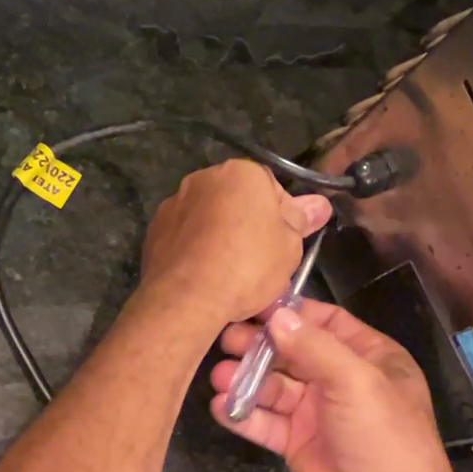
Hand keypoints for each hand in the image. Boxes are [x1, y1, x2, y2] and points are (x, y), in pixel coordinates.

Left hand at [137, 159, 332, 326]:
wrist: (186, 298)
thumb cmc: (246, 267)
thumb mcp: (288, 247)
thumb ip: (300, 221)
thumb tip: (320, 205)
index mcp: (241, 173)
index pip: (270, 187)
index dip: (281, 219)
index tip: (282, 247)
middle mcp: (202, 179)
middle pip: (235, 202)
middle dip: (247, 227)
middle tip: (257, 264)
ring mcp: (173, 205)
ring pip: (207, 221)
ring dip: (218, 239)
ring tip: (227, 276)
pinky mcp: (152, 234)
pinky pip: (184, 240)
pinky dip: (194, 253)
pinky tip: (203, 279)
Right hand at [210, 299, 459, 471]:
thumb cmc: (384, 435)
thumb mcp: (357, 382)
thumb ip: (315, 347)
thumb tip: (277, 316)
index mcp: (368, 356)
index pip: (325, 322)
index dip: (291, 313)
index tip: (252, 305)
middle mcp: (340, 379)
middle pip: (292, 352)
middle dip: (260, 346)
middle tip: (226, 340)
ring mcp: (316, 411)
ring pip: (274, 387)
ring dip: (246, 380)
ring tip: (219, 377)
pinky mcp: (296, 441)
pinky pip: (266, 421)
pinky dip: (244, 414)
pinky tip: (222, 406)